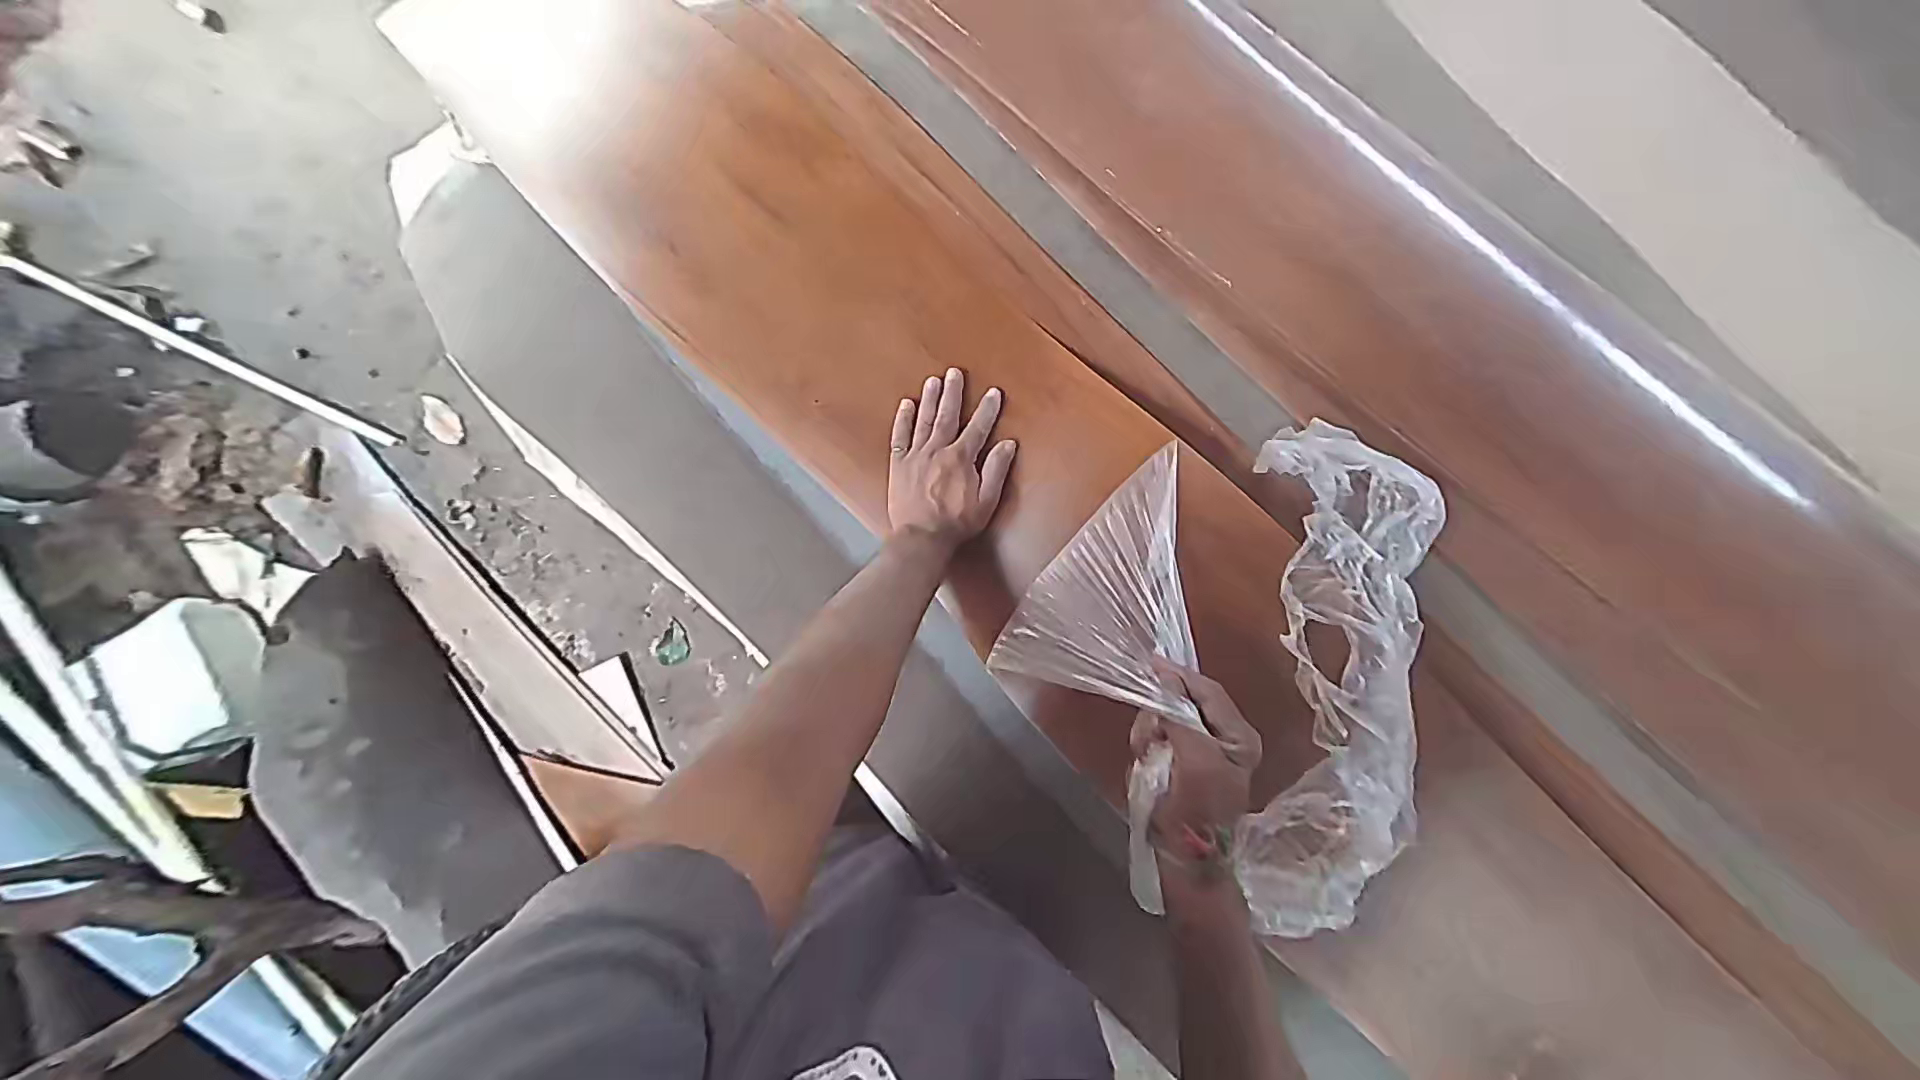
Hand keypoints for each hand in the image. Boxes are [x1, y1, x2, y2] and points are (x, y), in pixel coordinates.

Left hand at [887, 367, 1016, 550]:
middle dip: (953, 393)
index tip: (993, 393)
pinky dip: (903, 420)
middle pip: (947, 415)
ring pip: (924, 421)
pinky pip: (900, 436)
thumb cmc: (957, 523)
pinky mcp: (898, 465)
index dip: (987, 409)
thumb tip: (1007, 444)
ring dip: (930, 399)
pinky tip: (906, 405)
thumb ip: (996, 470)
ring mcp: (915, 456)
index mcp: (960, 458)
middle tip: (955, 373)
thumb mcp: (986, 500)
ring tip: (934, 380)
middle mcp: (937, 450)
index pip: (978, 427)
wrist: (922, 537)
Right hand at [1133, 658, 1261, 891]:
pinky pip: (1154, 739)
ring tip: (1147, 757)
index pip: (1208, 690)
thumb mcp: (1195, 759)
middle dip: (1161, 713)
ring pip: (1163, 720)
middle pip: (1182, 702)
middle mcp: (1221, 739)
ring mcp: (1197, 752)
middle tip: (1149, 735)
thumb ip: (1180, 716)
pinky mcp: (1176, 764)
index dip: (1180, 675)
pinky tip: (1145, 766)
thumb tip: (1163, 678)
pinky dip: (1145, 747)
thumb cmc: (1198, 811)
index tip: (1150, 663)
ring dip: (1149, 733)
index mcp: (1238, 736)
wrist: (1185, 863)